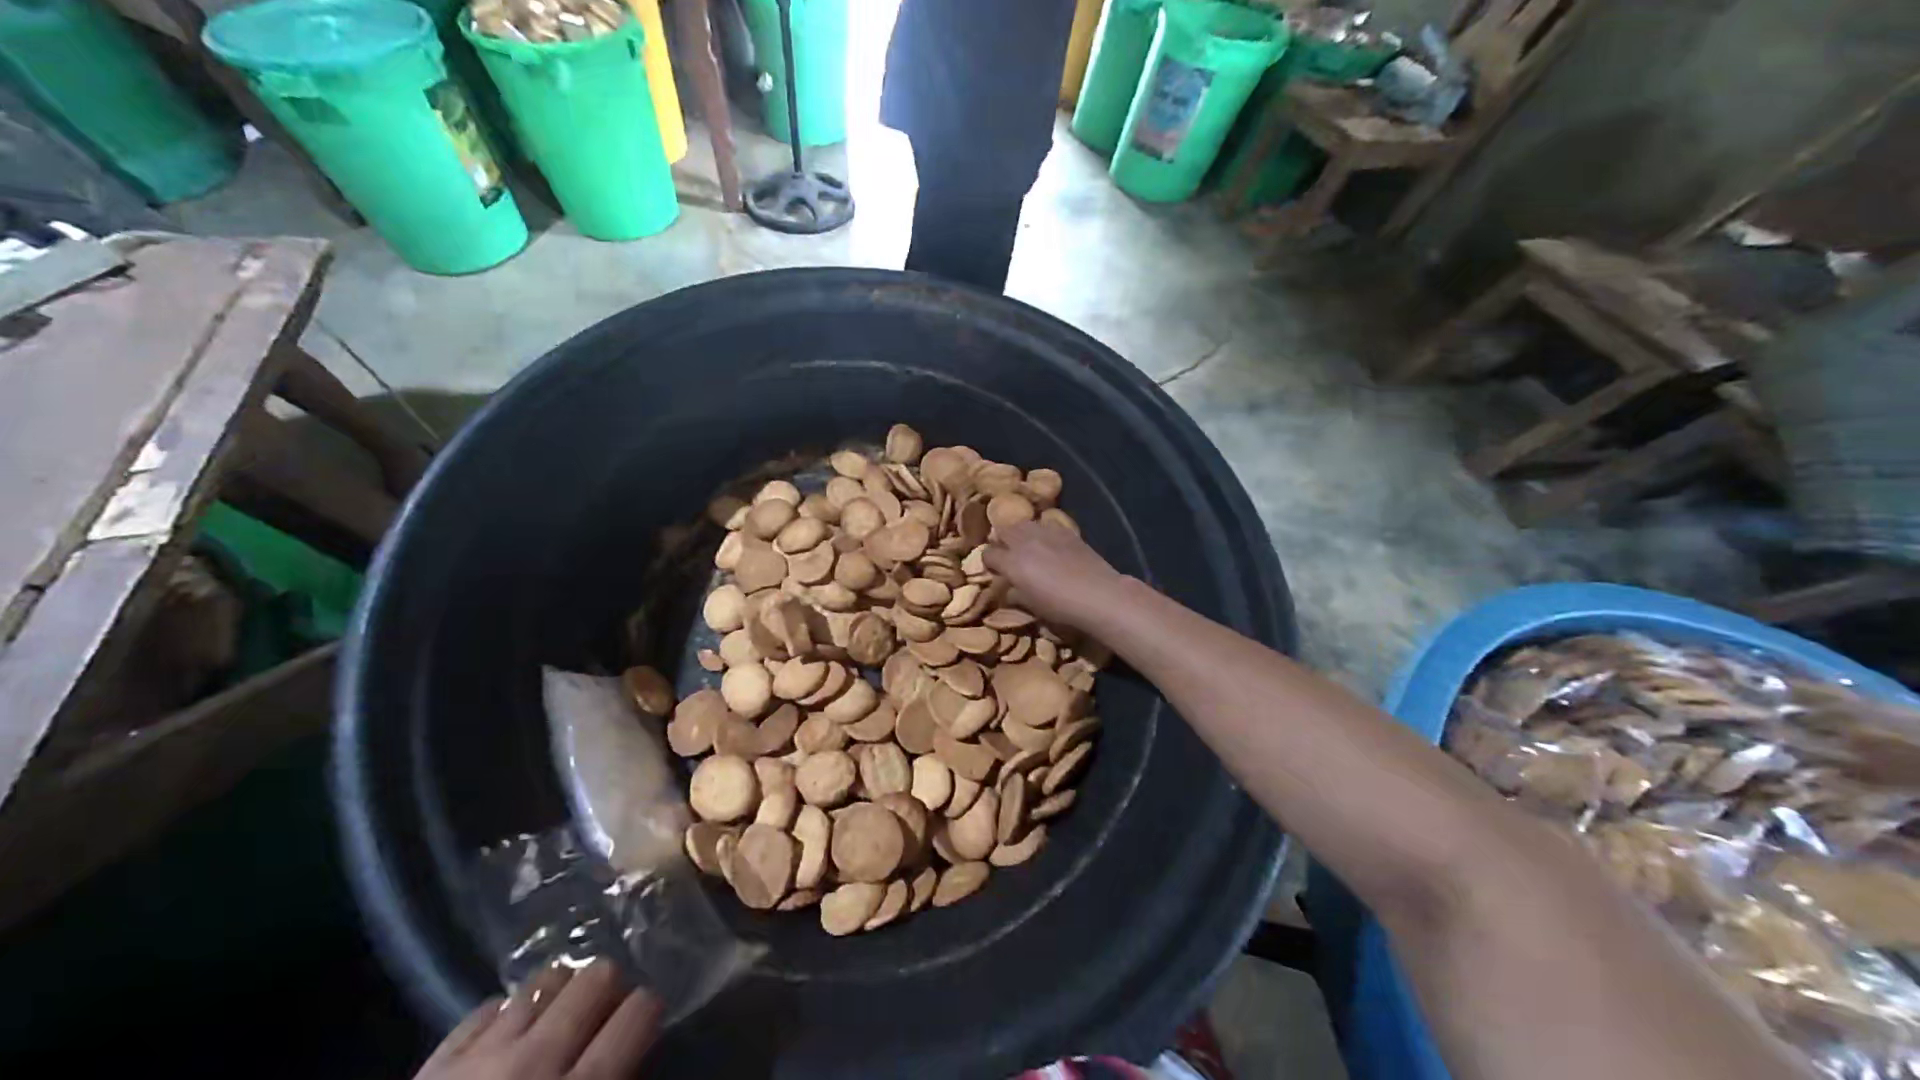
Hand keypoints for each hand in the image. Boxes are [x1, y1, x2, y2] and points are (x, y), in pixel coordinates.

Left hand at [415, 960, 661, 1079]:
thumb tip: (630, 1060)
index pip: (640, 1012)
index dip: (648, 1011)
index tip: (643, 1023)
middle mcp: (538, 1060)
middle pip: (597, 976)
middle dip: (608, 990)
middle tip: (603, 1016)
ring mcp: (482, 1054)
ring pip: (545, 978)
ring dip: (559, 996)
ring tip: (555, 1022)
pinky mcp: (435, 1062)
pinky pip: (489, 1007)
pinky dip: (505, 1017)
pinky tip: (504, 1042)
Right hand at [984, 521, 1129, 629]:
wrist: (1098, 595)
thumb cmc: (1060, 607)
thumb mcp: (1030, 606)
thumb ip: (1013, 593)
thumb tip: (1007, 587)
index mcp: (1012, 562)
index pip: (988, 554)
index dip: (989, 563)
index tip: (996, 571)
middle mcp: (1024, 541)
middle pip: (1003, 530)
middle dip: (1002, 541)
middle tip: (1010, 556)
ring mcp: (1046, 532)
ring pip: (1023, 524)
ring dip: (1021, 534)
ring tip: (1029, 547)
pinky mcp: (1065, 530)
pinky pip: (1046, 525)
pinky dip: (1043, 533)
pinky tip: (1051, 546)